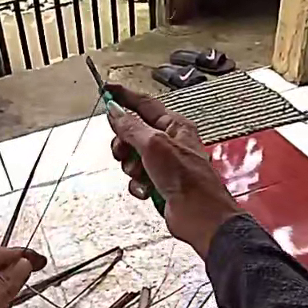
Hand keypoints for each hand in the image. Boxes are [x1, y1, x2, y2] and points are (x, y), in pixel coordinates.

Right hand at [105, 84, 241, 253]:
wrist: (200, 216)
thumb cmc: (189, 180)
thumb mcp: (154, 145)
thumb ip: (131, 126)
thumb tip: (115, 111)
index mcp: (174, 126)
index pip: (144, 104)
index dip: (124, 96)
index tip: (107, 91)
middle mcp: (169, 142)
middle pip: (132, 133)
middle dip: (124, 144)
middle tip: (123, 152)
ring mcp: (164, 164)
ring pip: (131, 158)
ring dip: (131, 168)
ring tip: (140, 174)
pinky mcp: (158, 183)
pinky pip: (136, 179)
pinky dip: (137, 185)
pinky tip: (146, 190)